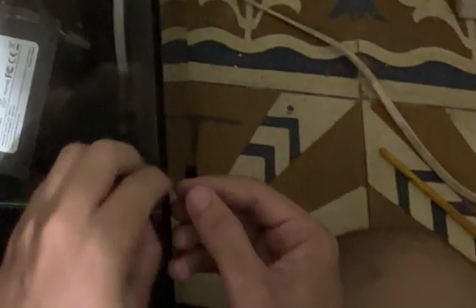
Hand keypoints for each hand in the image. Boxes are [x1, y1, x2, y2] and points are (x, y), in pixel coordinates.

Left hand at [0, 141, 172, 307]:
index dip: (159, 181)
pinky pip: (50, 178)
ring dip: (97, 160)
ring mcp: (37, 215)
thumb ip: (144, 258)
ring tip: (111, 182)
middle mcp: (66, 216)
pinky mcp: (19, 222)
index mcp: (101, 242)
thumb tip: (146, 223)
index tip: (164, 189)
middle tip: (139, 177)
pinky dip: (72, 177)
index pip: (140, 185)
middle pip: (102, 153)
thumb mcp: (130, 307)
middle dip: (129, 158)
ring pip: (71, 154)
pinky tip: (82, 201)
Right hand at [170, 176, 340, 307]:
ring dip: (201, 242)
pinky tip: (182, 271)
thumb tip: (195, 190)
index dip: (216, 187)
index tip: (177, 190)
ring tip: (173, 254)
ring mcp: (284, 265)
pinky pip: (236, 261)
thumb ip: (224, 236)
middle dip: (205, 219)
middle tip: (170, 220)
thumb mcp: (250, 288)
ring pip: (235, 237)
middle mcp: (297, 242)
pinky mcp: (270, 287)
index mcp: (305, 235)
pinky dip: (208, 263)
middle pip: (244, 214)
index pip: (255, 193)